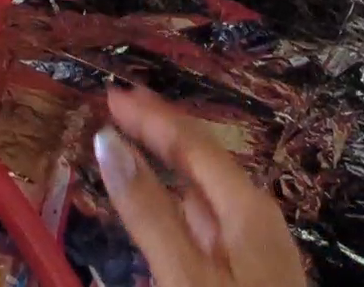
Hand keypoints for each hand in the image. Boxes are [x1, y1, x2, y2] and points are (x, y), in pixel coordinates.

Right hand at [94, 87, 306, 286]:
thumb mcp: (185, 275)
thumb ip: (147, 209)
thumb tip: (108, 139)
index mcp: (245, 207)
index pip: (191, 142)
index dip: (150, 115)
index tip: (110, 94)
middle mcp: (254, 220)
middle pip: (200, 162)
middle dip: (158, 133)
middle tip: (117, 112)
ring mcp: (255, 253)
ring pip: (203, 196)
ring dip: (166, 170)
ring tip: (131, 152)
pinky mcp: (248, 280)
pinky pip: (206, 230)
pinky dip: (176, 211)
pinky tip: (159, 220)